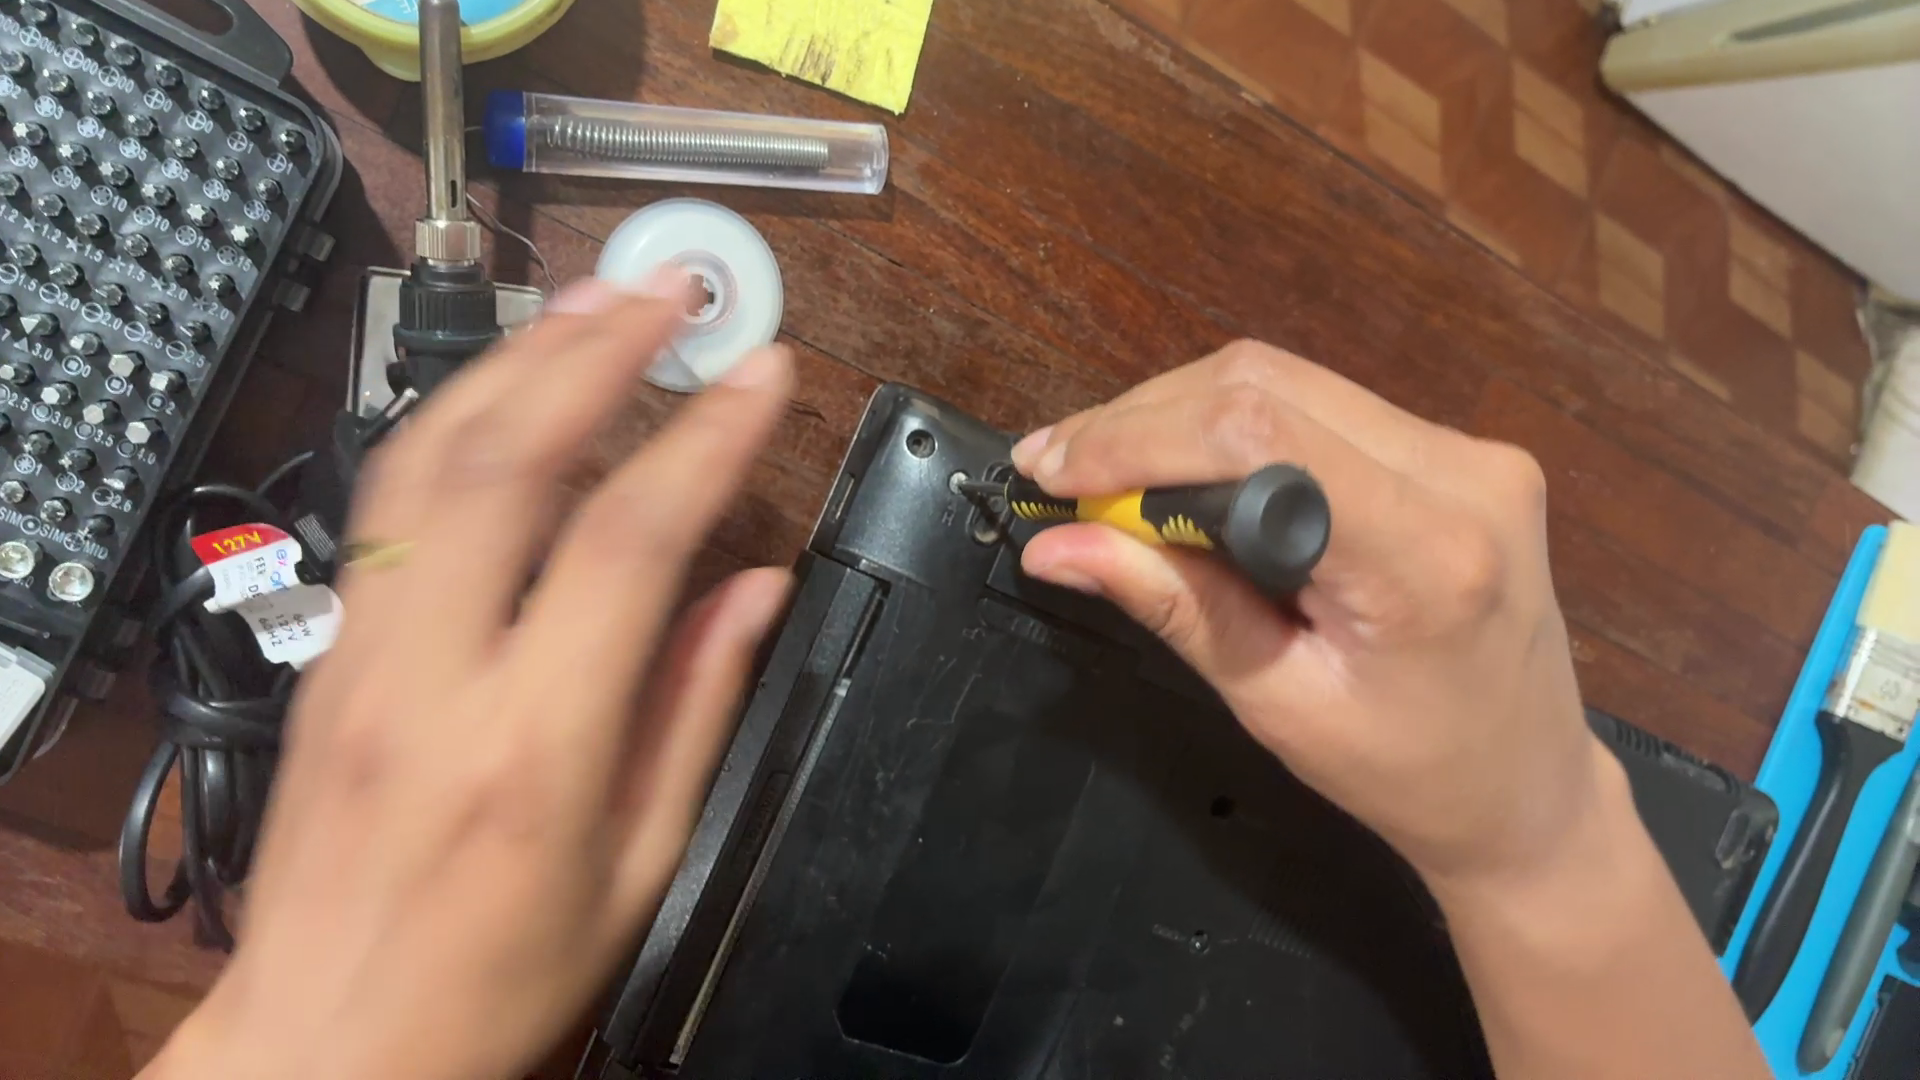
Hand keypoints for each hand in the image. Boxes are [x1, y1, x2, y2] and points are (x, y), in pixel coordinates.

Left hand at [145, 273, 793, 1079]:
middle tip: (673, 290)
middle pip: (507, 462)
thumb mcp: (644, 859)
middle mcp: (433, 674)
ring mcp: (363, 649)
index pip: (629, 544)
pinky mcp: (335, 645)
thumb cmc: (507, 973)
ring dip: (523, 357)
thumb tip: (754, 588)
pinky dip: (464, 411)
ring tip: (600, 299)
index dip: (708, 442)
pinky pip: (395, 495)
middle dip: (600, 352)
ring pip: (429, 456)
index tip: (766, 377)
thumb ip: (698, 706)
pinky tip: (520, 375)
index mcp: (536, 741)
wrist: (324, 1050)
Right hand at [1012, 341, 1611, 891]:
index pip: (1256, 438)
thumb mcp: (1270, 699)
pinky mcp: (1447, 445)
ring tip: (1091, 462)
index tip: (1050, 473)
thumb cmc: (1401, 771)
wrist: (1526, 784)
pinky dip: (1216, 423)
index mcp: (1423, 553)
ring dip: (1167, 414)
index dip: (1134, 439)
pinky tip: (1166, 459)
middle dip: (1134, 420)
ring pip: (1277, 379)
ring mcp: (1462, 446)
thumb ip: (1169, 605)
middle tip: (1051, 465)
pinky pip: (1307, 402)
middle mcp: (1458, 469)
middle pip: (1260, 386)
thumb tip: (1055, 547)